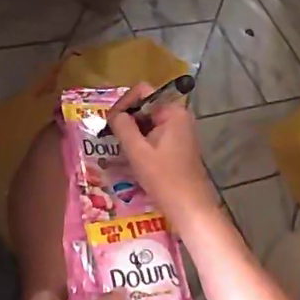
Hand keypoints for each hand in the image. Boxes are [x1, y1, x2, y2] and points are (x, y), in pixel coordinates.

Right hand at [106, 83, 221, 224]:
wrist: (190, 208)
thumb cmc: (164, 178)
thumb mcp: (137, 151)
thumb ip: (123, 126)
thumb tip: (114, 114)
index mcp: (173, 112)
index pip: (143, 92)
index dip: (123, 103)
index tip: (109, 122)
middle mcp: (179, 117)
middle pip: (146, 107)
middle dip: (127, 120)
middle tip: (111, 138)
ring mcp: (180, 132)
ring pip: (149, 124)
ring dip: (132, 134)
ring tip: (117, 150)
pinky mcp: (178, 147)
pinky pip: (155, 137)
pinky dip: (141, 144)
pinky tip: (130, 159)